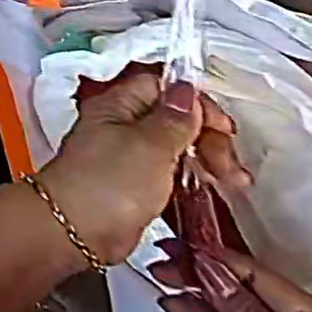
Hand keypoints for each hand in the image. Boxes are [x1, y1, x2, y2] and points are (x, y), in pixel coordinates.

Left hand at [40, 71, 249, 264]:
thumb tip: (185, 89)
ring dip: (207, 158)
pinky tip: (215, 190)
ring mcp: (128, 151)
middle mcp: (120, 123)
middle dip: (207, 135)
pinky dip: (195, 177)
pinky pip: (171, 168)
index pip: (160, 86)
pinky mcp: (136, 179)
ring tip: (232, 182)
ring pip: (176, 144)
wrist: (79, 225)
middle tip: (229, 166)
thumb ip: (172, 119)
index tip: (223, 128)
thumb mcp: (148, 146)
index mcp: (116, 105)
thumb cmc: (109, 182)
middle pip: (172, 116)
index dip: (193, 102)